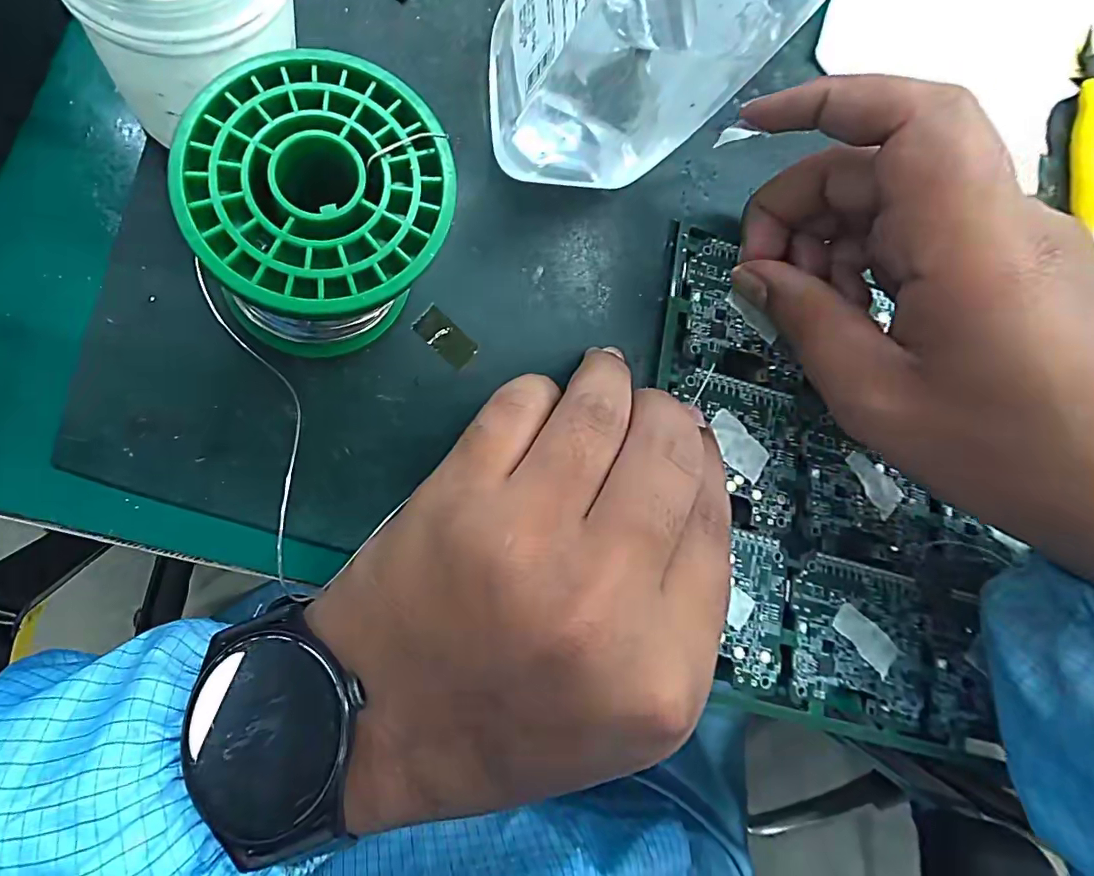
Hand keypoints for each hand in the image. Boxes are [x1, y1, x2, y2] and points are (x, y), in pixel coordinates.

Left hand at [305, 349, 728, 834]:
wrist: (383, 721)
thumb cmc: (508, 722)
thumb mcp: (627, 709)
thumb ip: (678, 608)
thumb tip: (689, 479)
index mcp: (660, 666)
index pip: (711, 521)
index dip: (704, 463)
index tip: (689, 440)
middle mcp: (602, 593)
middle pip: (664, 457)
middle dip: (664, 413)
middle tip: (648, 404)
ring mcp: (524, 534)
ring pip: (595, 414)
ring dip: (606, 379)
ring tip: (604, 372)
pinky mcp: (458, 494)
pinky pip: (519, 404)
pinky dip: (538, 391)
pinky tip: (541, 400)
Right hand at [735, 75, 1093, 613]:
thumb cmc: (1011, 453)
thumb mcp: (873, 395)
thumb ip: (803, 320)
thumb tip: (752, 274)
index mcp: (968, 238)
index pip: (910, 116)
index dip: (825, 99)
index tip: (753, 125)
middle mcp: (996, 218)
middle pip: (874, 166)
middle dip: (797, 209)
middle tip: (760, 279)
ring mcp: (1011, 238)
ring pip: (891, 200)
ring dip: (827, 240)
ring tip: (805, 307)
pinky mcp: (1015, 265)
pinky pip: (921, 234)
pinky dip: (865, 259)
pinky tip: (847, 311)